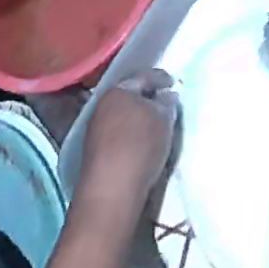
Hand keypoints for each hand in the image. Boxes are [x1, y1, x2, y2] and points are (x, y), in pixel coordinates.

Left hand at [76, 69, 177, 214]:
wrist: (111, 190)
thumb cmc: (140, 145)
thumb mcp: (164, 119)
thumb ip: (167, 103)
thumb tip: (165, 96)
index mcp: (117, 90)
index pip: (143, 76)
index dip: (161, 78)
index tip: (174, 82)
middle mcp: (102, 104)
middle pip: (130, 95)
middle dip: (147, 97)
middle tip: (166, 101)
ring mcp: (95, 128)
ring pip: (122, 114)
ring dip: (138, 115)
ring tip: (156, 122)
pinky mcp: (94, 150)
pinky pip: (118, 131)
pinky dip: (131, 131)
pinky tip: (142, 140)